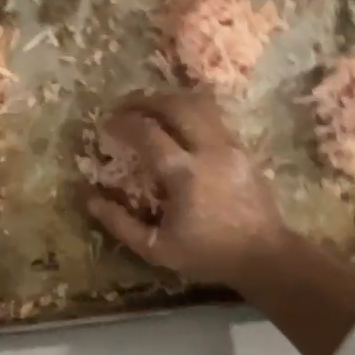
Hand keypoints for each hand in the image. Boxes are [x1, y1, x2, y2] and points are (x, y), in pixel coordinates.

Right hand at [85, 90, 291, 287]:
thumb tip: (92, 200)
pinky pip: (213, 115)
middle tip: (123, 105)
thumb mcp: (156, 249)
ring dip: (169, 99)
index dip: (123, 123)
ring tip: (148, 107)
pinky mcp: (241, 147)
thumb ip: (121, 223)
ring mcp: (229, 145)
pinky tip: (176, 121)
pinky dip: (189, 109)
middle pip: (176, 105)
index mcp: (184, 174)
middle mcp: (209, 150)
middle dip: (145, 99)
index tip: (105, 124)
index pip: (148, 134)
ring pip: (199, 103)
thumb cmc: (206, 254)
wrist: (262, 255)